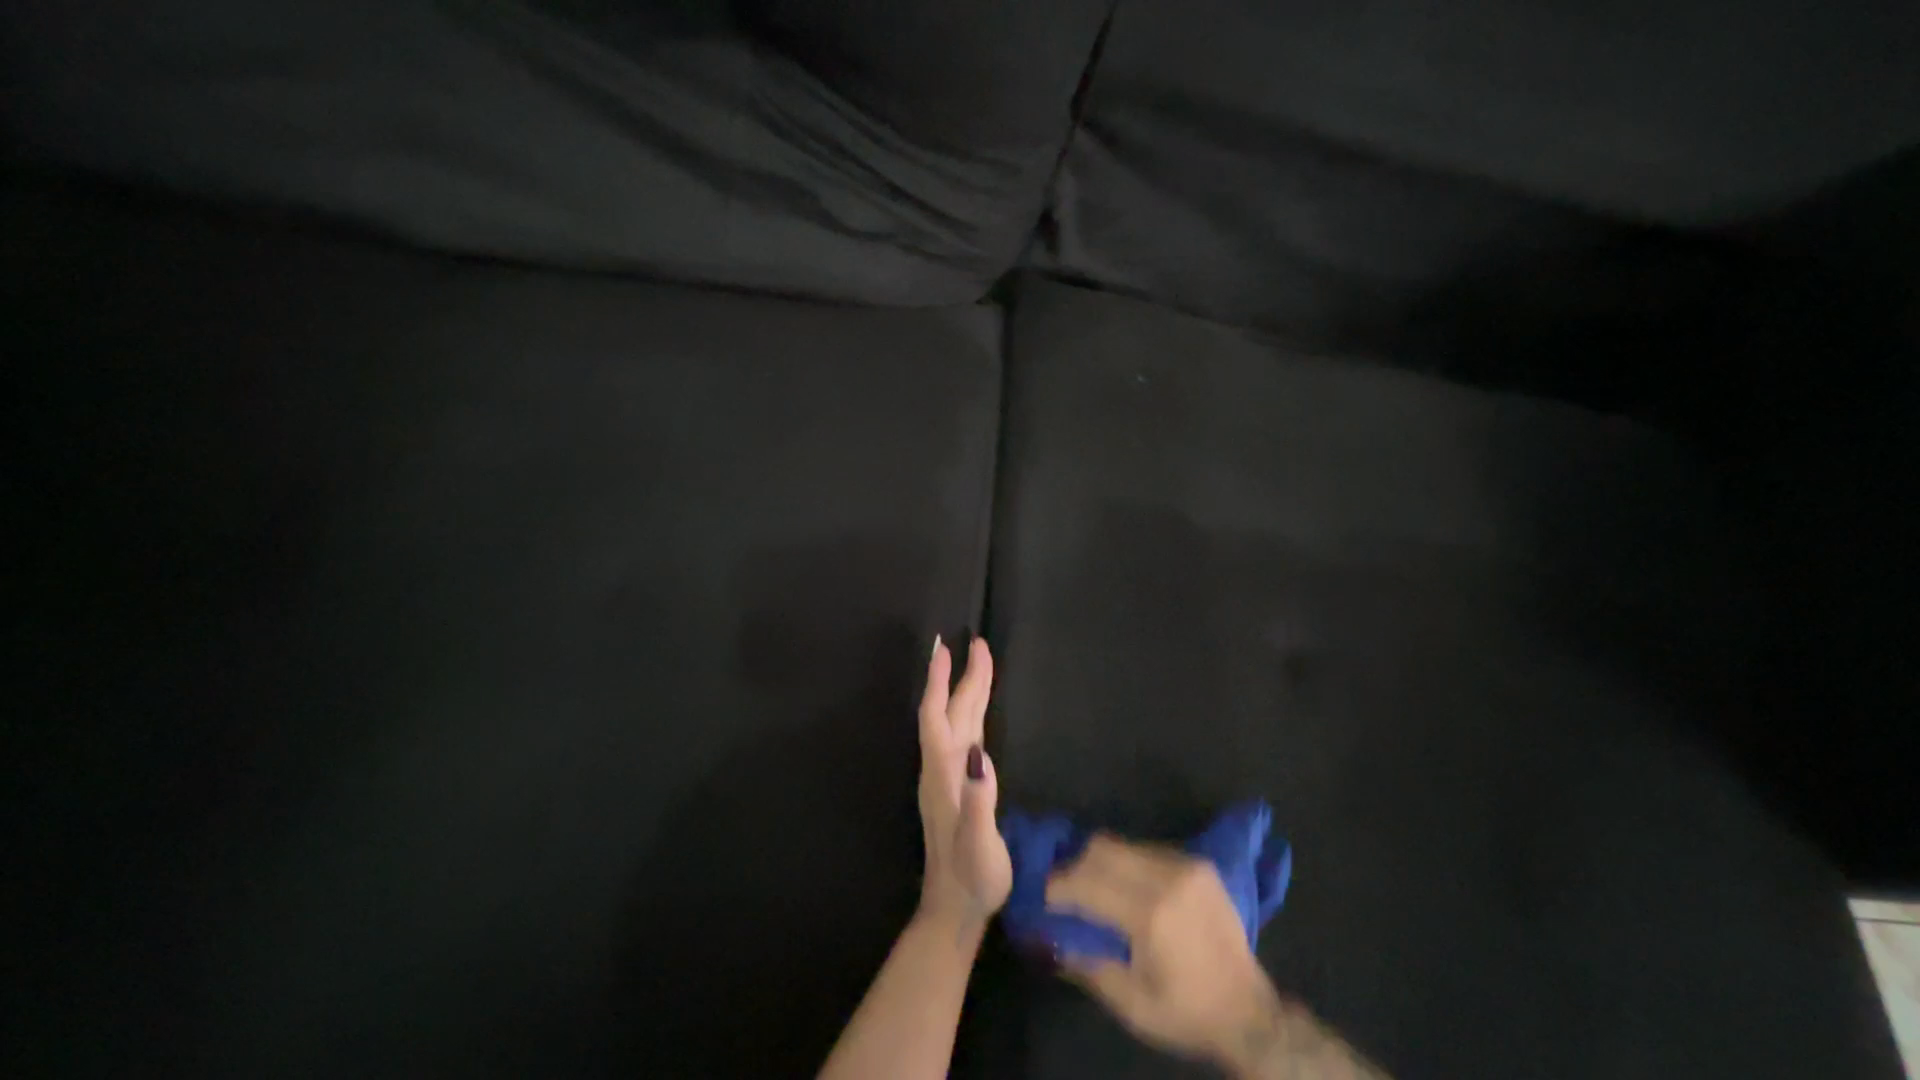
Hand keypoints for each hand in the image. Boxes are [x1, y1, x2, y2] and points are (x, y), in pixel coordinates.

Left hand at [916, 637, 1010, 930]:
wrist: (954, 908)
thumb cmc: (972, 879)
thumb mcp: (979, 846)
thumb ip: (979, 803)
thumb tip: (980, 756)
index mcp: (944, 776)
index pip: (939, 717)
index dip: (941, 682)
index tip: (951, 647)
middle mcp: (940, 771)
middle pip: (948, 713)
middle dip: (961, 677)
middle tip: (977, 643)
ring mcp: (945, 780)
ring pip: (954, 723)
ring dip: (963, 691)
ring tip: (975, 665)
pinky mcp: (954, 789)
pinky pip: (959, 737)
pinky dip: (966, 713)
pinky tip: (974, 712)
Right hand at [1045, 836, 1281, 1066]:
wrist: (1249, 1014)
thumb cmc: (1186, 1014)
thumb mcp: (1130, 1003)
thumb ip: (1086, 964)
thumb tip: (1047, 938)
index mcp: (1150, 914)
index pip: (1086, 883)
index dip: (1057, 889)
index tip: (1043, 902)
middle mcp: (1169, 878)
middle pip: (1102, 849)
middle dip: (1075, 868)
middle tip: (1065, 894)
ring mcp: (1188, 867)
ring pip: (1124, 845)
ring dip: (1101, 865)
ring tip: (1094, 892)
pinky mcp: (1200, 866)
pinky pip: (1148, 851)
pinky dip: (1127, 865)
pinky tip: (1126, 892)